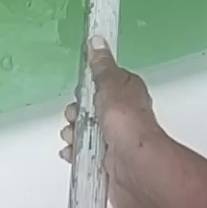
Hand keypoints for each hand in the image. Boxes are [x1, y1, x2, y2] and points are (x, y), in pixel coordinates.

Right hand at [61, 41, 166, 189]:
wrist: (134, 166)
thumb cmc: (127, 124)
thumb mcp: (111, 85)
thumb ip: (101, 66)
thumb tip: (97, 41)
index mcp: (127, 93)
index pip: (105, 84)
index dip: (89, 87)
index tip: (80, 89)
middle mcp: (122, 115)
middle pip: (91, 109)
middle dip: (76, 112)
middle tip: (75, 116)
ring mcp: (115, 138)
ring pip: (85, 131)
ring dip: (73, 132)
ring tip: (72, 136)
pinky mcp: (106, 159)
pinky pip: (85, 152)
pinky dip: (75, 152)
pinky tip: (73, 151)